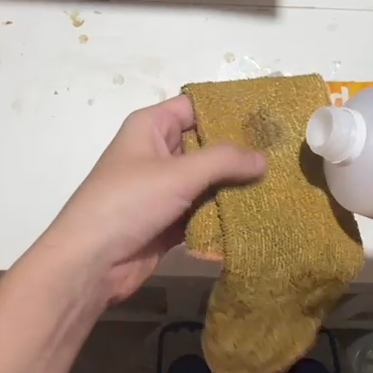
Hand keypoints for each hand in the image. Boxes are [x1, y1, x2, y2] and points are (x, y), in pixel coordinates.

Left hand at [33, 96, 264, 304]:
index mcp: (151, 126)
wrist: (89, 264)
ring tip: (279, 185)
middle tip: (282, 155)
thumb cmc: (128, 202)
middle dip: (239, 152)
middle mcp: (157, 151)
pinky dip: (223, 214)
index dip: (228, 110)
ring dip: (234, 187)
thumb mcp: (177, 174)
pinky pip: (202, 211)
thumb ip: (223, 161)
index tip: (267, 116)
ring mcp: (162, 188)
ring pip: (206, 180)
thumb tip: (263, 158)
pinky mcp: (167, 221)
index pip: (195, 107)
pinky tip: (256, 216)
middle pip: (205, 145)